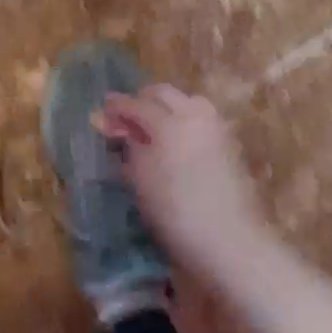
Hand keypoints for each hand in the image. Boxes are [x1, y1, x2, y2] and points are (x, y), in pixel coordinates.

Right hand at [98, 85, 264, 269]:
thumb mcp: (140, 179)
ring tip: (150, 129)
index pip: (136, 104)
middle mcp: (194, 114)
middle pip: (163, 93)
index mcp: (169, 121)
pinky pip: (200, 117)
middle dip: (141, 100)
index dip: (116, 107)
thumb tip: (121, 129)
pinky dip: (182, 119)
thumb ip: (129, 146)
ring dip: (165, 107)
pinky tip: (173, 140)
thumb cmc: (175, 211)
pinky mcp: (228, 142)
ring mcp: (215, 126)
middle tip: (124, 118)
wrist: (229, 239)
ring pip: (185, 101)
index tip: (101, 112)